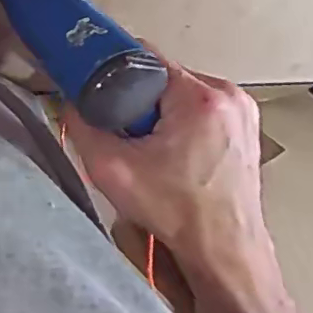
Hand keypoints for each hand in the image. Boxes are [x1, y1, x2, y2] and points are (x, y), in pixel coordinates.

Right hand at [63, 59, 269, 260]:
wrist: (225, 255)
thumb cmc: (179, 216)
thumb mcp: (112, 169)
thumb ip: (82, 126)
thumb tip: (68, 100)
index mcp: (201, 98)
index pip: (143, 56)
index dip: (113, 71)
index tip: (98, 91)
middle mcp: (228, 95)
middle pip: (161, 75)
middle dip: (136, 98)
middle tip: (125, 133)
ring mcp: (241, 110)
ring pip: (178, 91)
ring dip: (157, 111)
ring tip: (149, 148)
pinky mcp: (244, 126)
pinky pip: (198, 107)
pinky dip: (179, 122)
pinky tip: (170, 153)